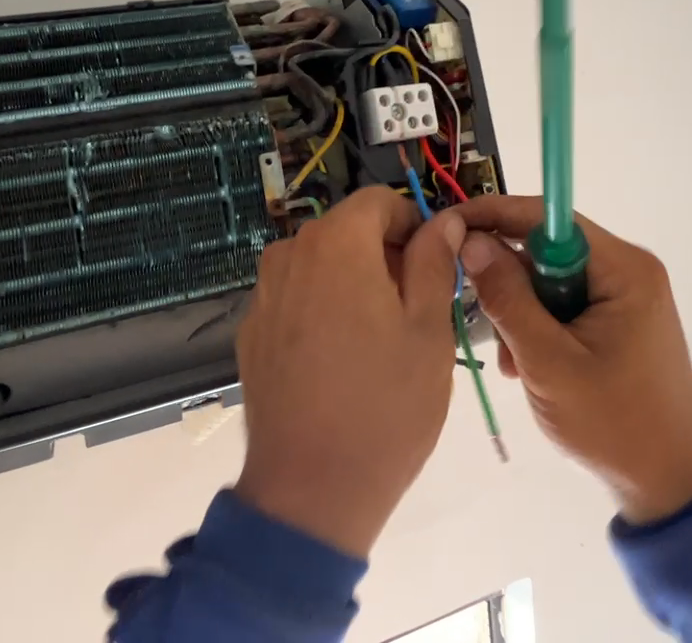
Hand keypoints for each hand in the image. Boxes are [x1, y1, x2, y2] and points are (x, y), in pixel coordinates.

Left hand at [233, 186, 465, 556]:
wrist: (310, 489)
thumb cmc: (385, 404)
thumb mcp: (429, 329)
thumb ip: (434, 262)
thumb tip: (441, 220)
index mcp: (336, 243)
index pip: (379, 202)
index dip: (413, 225)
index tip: (434, 267)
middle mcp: (290, 254)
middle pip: (347, 231)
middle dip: (384, 255)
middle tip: (413, 311)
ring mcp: (264, 293)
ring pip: (321, 264)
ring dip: (352, 282)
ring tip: (378, 339)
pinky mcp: (251, 330)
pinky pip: (296, 298)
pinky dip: (321, 309)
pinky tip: (337, 361)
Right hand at [450, 196, 691, 523]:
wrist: (667, 486)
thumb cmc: (612, 424)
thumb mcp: (548, 362)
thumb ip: (507, 298)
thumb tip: (470, 240)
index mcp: (625, 270)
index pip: (548, 218)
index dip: (495, 216)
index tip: (450, 226)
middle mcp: (629, 271)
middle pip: (547, 250)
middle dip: (508, 282)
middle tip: (480, 317)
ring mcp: (625, 296)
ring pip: (550, 280)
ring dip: (520, 312)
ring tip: (512, 362)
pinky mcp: (618, 320)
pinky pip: (564, 304)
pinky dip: (538, 327)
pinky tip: (527, 365)